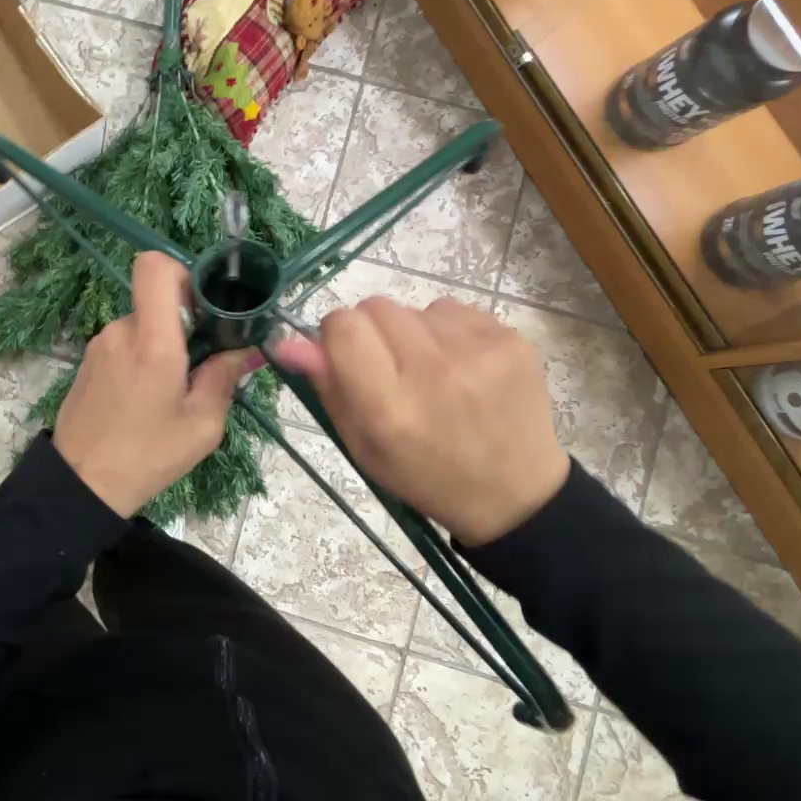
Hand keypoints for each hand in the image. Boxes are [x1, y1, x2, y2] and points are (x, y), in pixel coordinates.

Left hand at [52, 252, 263, 518]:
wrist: (81, 484)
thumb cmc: (146, 457)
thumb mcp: (201, 425)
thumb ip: (224, 378)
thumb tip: (248, 349)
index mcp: (150, 341)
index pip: (154, 267)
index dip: (183, 273)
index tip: (204, 308)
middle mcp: (119, 332)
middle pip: (156, 304)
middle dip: (183, 327)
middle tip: (200, 368)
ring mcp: (98, 346)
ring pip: (140, 328)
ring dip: (161, 348)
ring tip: (172, 393)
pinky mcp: (87, 363)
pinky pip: (123, 346)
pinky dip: (140, 361)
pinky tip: (146, 400)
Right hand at [268, 297, 569, 545]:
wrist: (513, 493)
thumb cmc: (422, 474)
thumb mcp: (361, 444)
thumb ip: (326, 387)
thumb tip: (287, 341)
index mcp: (389, 409)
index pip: (342, 327)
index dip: (334, 336)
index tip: (344, 356)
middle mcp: (434, 373)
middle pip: (374, 308)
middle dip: (369, 331)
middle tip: (386, 368)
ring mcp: (479, 353)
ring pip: (412, 307)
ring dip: (409, 332)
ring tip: (427, 372)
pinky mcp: (511, 339)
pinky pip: (451, 309)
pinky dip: (443, 331)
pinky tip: (457, 365)